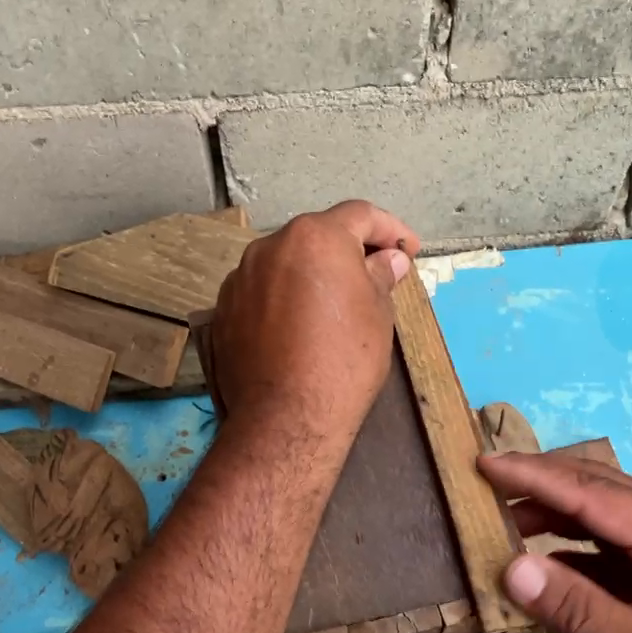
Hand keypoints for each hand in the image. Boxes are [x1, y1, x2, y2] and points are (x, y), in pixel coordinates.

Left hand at [208, 201, 416, 443]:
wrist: (285, 417)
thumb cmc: (344, 361)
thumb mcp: (377, 314)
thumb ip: (381, 275)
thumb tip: (388, 259)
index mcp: (315, 237)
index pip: (360, 215)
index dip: (391, 229)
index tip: (407, 250)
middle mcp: (270, 246)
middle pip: (317, 236)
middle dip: (348, 250)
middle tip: (376, 277)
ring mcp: (241, 276)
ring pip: (285, 262)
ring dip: (312, 274)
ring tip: (335, 305)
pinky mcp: (224, 308)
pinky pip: (262, 290)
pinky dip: (284, 296)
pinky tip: (299, 326)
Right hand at [483, 452, 631, 632]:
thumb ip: (579, 610)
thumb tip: (511, 567)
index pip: (597, 495)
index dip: (537, 476)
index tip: (484, 463)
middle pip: (604, 495)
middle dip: (544, 484)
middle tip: (487, 482)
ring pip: (608, 524)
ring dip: (557, 518)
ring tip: (504, 522)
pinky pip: (615, 559)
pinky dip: (574, 555)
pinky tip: (545, 567)